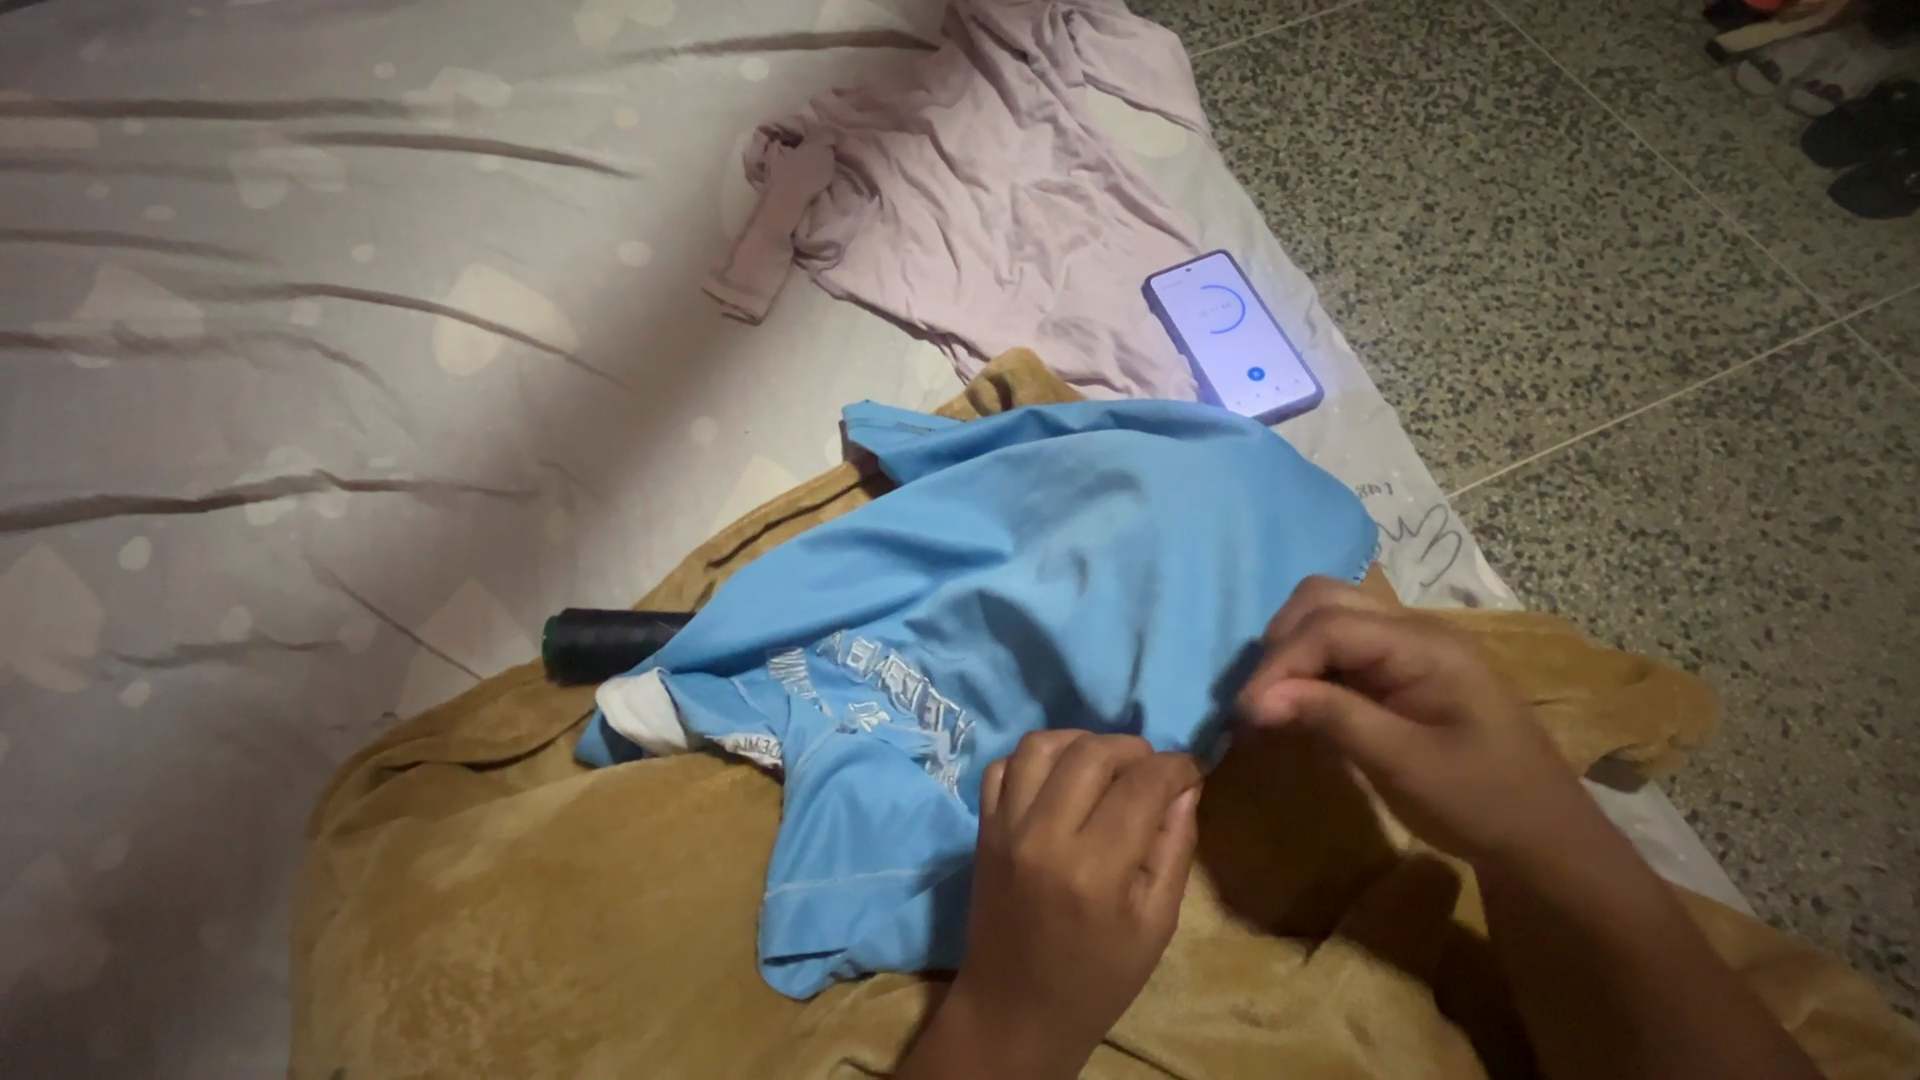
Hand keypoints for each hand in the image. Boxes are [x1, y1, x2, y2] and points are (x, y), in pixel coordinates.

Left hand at [936, 732, 1200, 1077]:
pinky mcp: (982, 827)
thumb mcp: (1156, 924)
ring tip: (1104, 764)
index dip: (1176, 766)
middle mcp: (1045, 835)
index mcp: (1096, 869)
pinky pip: (1003, 765)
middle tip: (1150, 769)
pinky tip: (1058, 778)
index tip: (1190, 771)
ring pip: (1041, 744)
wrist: (1014, 1010)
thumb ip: (1175, 847)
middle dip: (1133, 748)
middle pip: (1092, 752)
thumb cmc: (1098, 978)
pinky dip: (1034, 759)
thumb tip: (1187, 785)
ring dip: (1081, 742)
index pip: (1143, 784)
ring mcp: (1005, 826)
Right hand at [1234, 577, 1608, 873]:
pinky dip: (1306, 666)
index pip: (1330, 626)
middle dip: (1280, 644)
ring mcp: (1407, 647)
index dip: (1279, 663)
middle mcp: (1413, 631)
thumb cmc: (1484, 803)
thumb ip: (1330, 718)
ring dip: (1290, 651)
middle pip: (1324, 600)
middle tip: (1258, 700)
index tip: (1244, 710)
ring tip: (1271, 701)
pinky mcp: (1398, 669)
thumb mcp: (1405, 765)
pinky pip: (1338, 646)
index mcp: (1426, 646)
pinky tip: (1295, 702)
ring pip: (1326, 616)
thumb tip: (1251, 700)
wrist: (1546, 840)